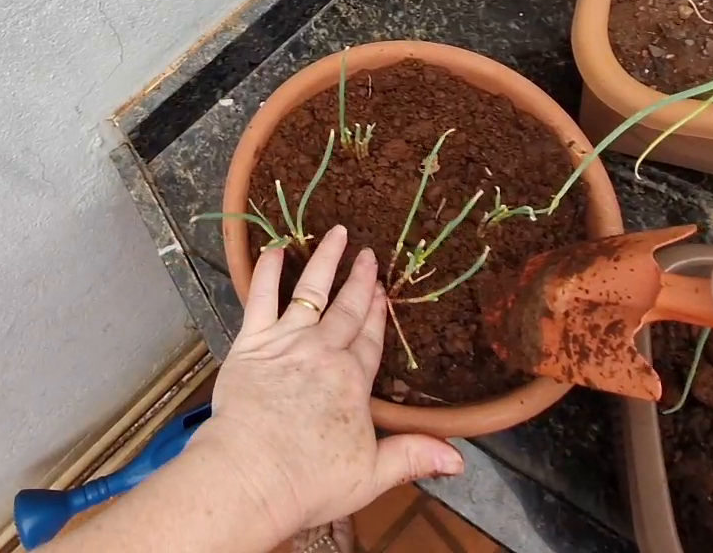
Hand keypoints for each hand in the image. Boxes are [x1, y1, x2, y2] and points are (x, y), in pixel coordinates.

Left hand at [192, 225, 464, 536]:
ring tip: (336, 233)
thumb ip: (412, 457)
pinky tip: (273, 249)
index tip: (383, 289)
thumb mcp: (371, 475)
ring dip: (324, 260)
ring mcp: (287, 340)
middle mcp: (323, 351)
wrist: (252, 472)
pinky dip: (267, 270)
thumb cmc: (309, 478)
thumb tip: (459, 460)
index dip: (378, 313)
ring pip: (311, 290)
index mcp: (352, 379)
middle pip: (347, 308)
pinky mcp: (253, 339)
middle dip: (359, 279)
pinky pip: (261, 295)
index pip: (371, 339)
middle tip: (368, 253)